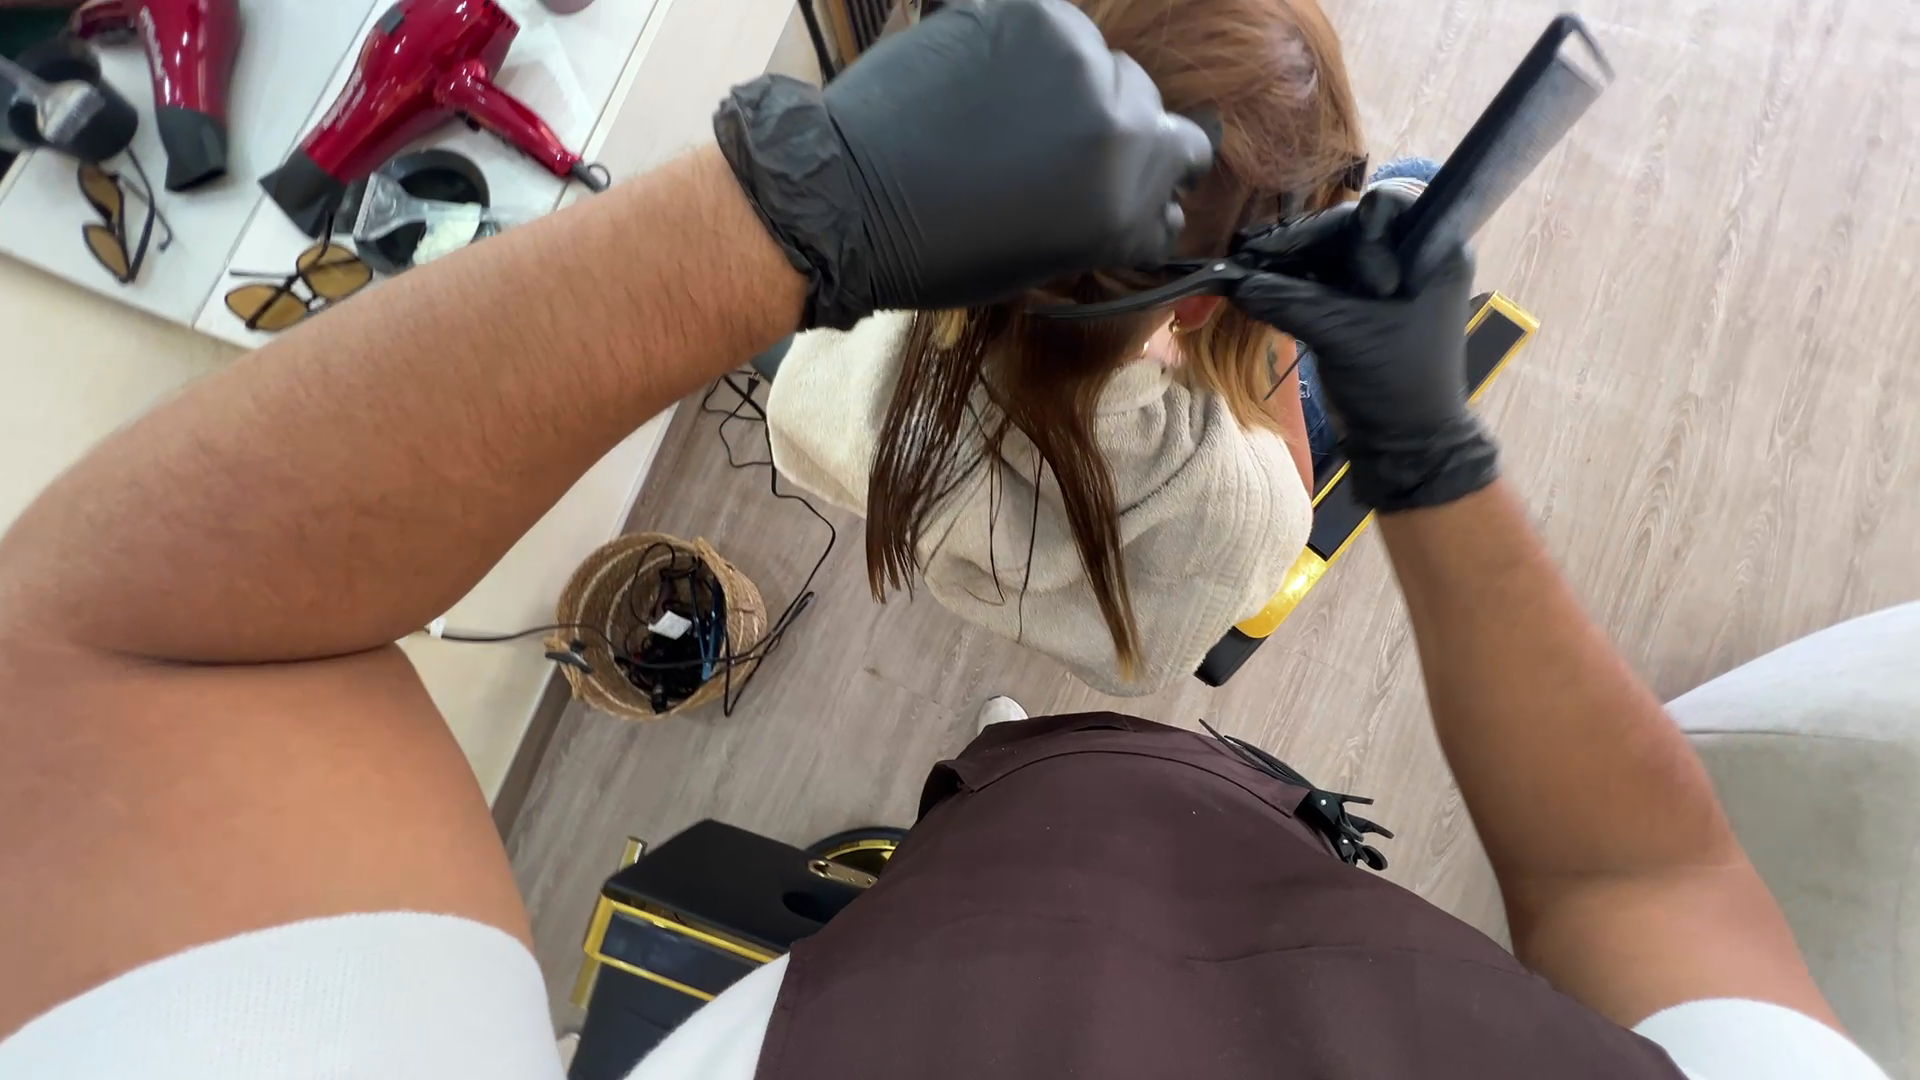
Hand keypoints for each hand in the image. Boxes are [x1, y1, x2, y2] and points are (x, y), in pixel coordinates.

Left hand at [714, 0, 1213, 328]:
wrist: (852, 203)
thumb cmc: (941, 255)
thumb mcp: (1042, 257)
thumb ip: (1102, 216)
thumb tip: (1128, 187)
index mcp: (1123, 208)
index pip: (1178, 175)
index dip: (1154, 179)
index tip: (1128, 179)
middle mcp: (1119, 132)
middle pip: (1149, 110)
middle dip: (1115, 129)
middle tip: (1057, 147)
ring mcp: (1077, 65)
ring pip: (1101, 64)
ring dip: (1071, 89)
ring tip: (1008, 116)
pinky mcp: (1031, 16)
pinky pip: (1051, 32)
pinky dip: (1029, 55)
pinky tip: (985, 84)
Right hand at [1230, 188, 1497, 509]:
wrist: (1404, 440)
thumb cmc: (1394, 383)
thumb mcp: (1342, 335)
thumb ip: (1289, 303)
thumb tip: (1234, 283)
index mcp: (1433, 250)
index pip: (1381, 208)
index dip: (1334, 227)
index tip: (1289, 254)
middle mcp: (1413, 256)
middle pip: (1349, 231)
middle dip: (1299, 245)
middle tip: (1251, 257)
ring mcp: (1386, 283)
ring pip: (1332, 257)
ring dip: (1289, 265)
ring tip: (1247, 272)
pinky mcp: (1363, 308)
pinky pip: (1325, 283)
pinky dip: (1294, 286)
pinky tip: (1261, 290)